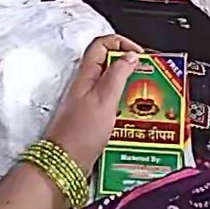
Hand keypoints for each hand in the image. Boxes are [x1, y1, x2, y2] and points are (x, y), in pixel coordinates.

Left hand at [44, 35, 144, 169]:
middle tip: (145, 74)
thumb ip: (118, 74)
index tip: (139, 55)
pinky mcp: (91, 118)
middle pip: (108, 62)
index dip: (122, 43)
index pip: (102, 43)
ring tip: (142, 95)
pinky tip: (132, 116)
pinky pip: (110, 103)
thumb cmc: (79, 134)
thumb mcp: (105, 99)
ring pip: (110, 83)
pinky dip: (123, 104)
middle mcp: (85, 85)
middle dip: (129, 64)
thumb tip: (131, 56)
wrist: (64, 165)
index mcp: (86, 74)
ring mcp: (87, 101)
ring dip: (127, 85)